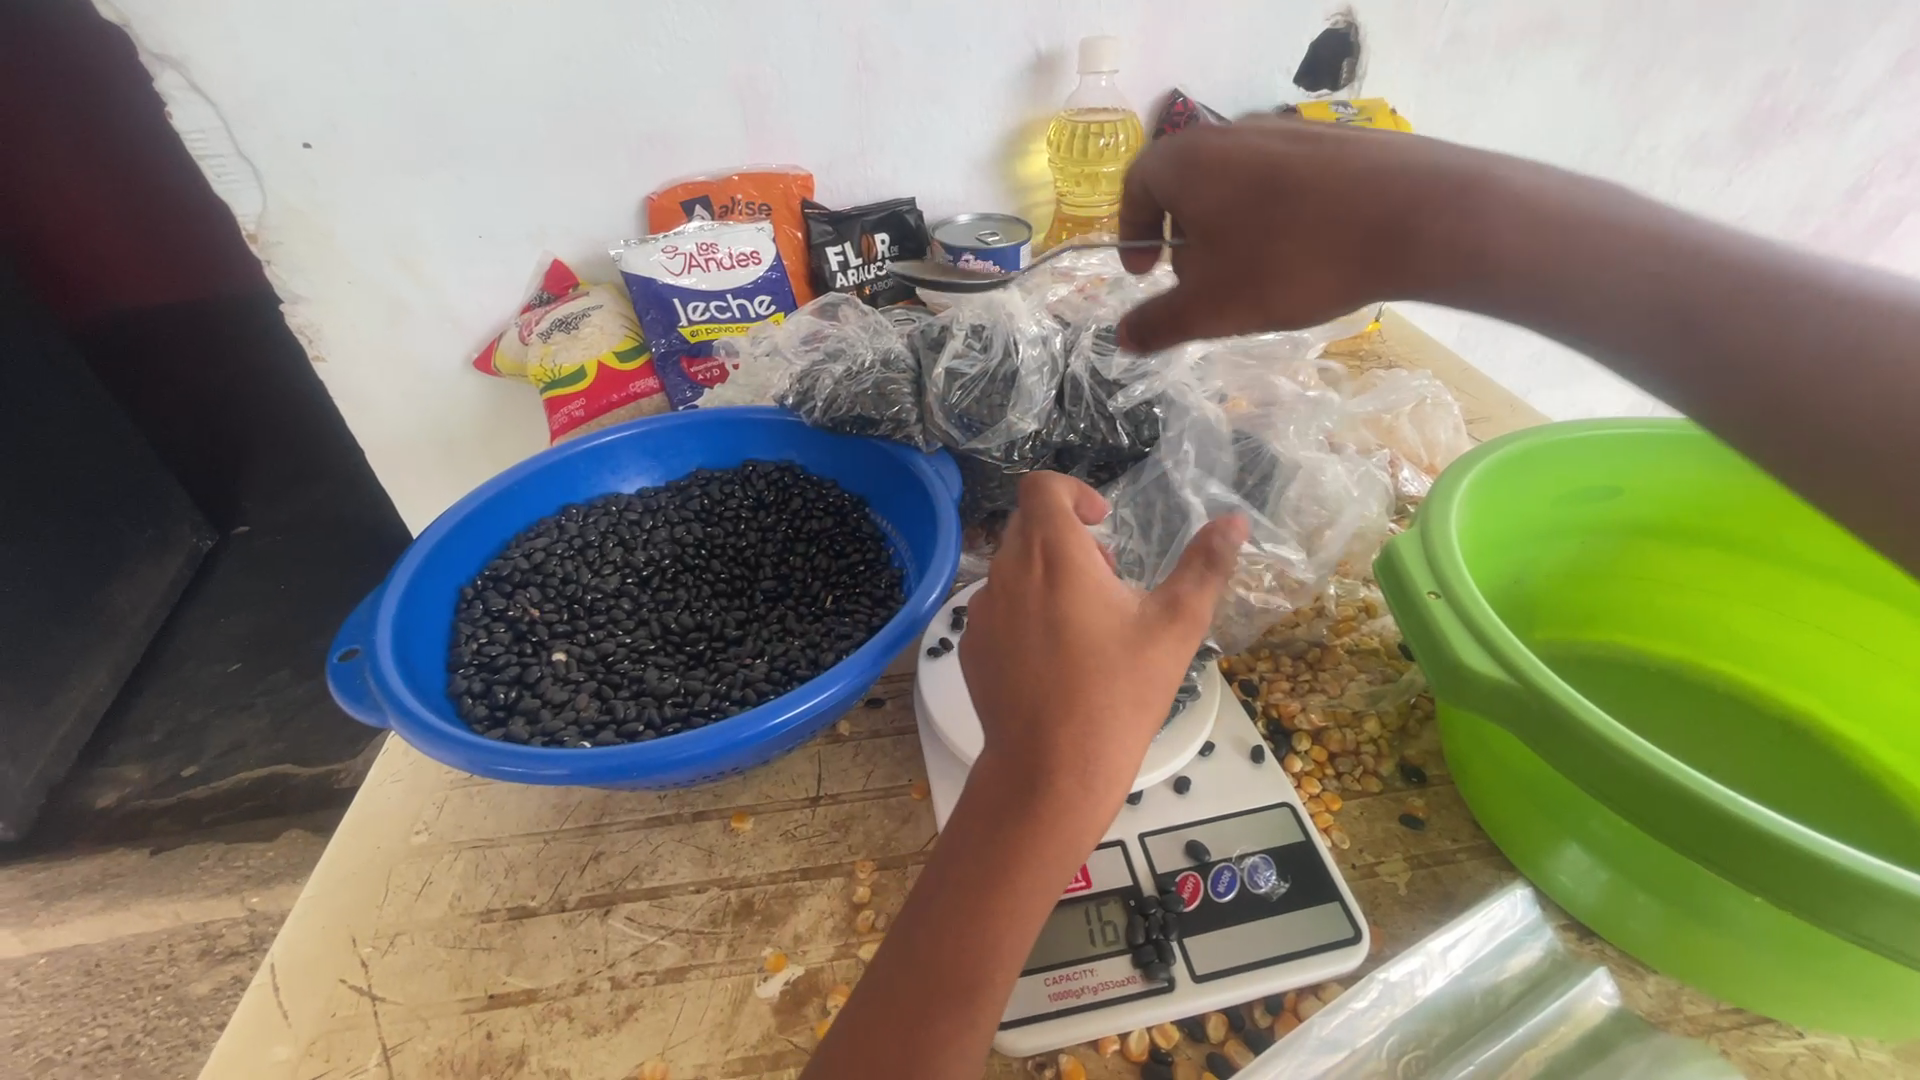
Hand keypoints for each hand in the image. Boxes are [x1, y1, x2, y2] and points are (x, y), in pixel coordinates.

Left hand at [958, 472, 1246, 815]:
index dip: (1073, 492)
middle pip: (1028, 525)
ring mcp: (982, 610)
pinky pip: (997, 608)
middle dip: (1068, 538)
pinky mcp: (969, 645)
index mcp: (1052, 553)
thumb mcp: (1175, 627)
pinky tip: (1052, 659)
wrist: (1051, 770)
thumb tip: (1234, 521)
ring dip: (1046, 576)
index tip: (1103, 526)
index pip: (1041, 486)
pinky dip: (1023, 612)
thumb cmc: (1118, 693)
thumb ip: (1205, 566)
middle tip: (1106, 582)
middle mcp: (1006, 571)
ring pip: (1012, 568)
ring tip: (1084, 625)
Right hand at [1115, 118, 1489, 351]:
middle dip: (1182, 237)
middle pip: (1186, 184)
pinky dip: (1271, 216)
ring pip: (1234, 183)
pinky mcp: (1335, 141)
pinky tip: (1300, 254)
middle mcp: (1232, 132)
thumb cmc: (1289, 262)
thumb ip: (1157, 324)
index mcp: (1187, 162)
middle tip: (1196, 283)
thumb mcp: (1210, 308)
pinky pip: (1281, 181)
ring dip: (1227, 229)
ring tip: (1251, 275)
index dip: (1132, 231)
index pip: (1136, 185)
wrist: (1417, 217)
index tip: (1144, 272)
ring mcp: (1288, 129)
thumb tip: (1122, 338)